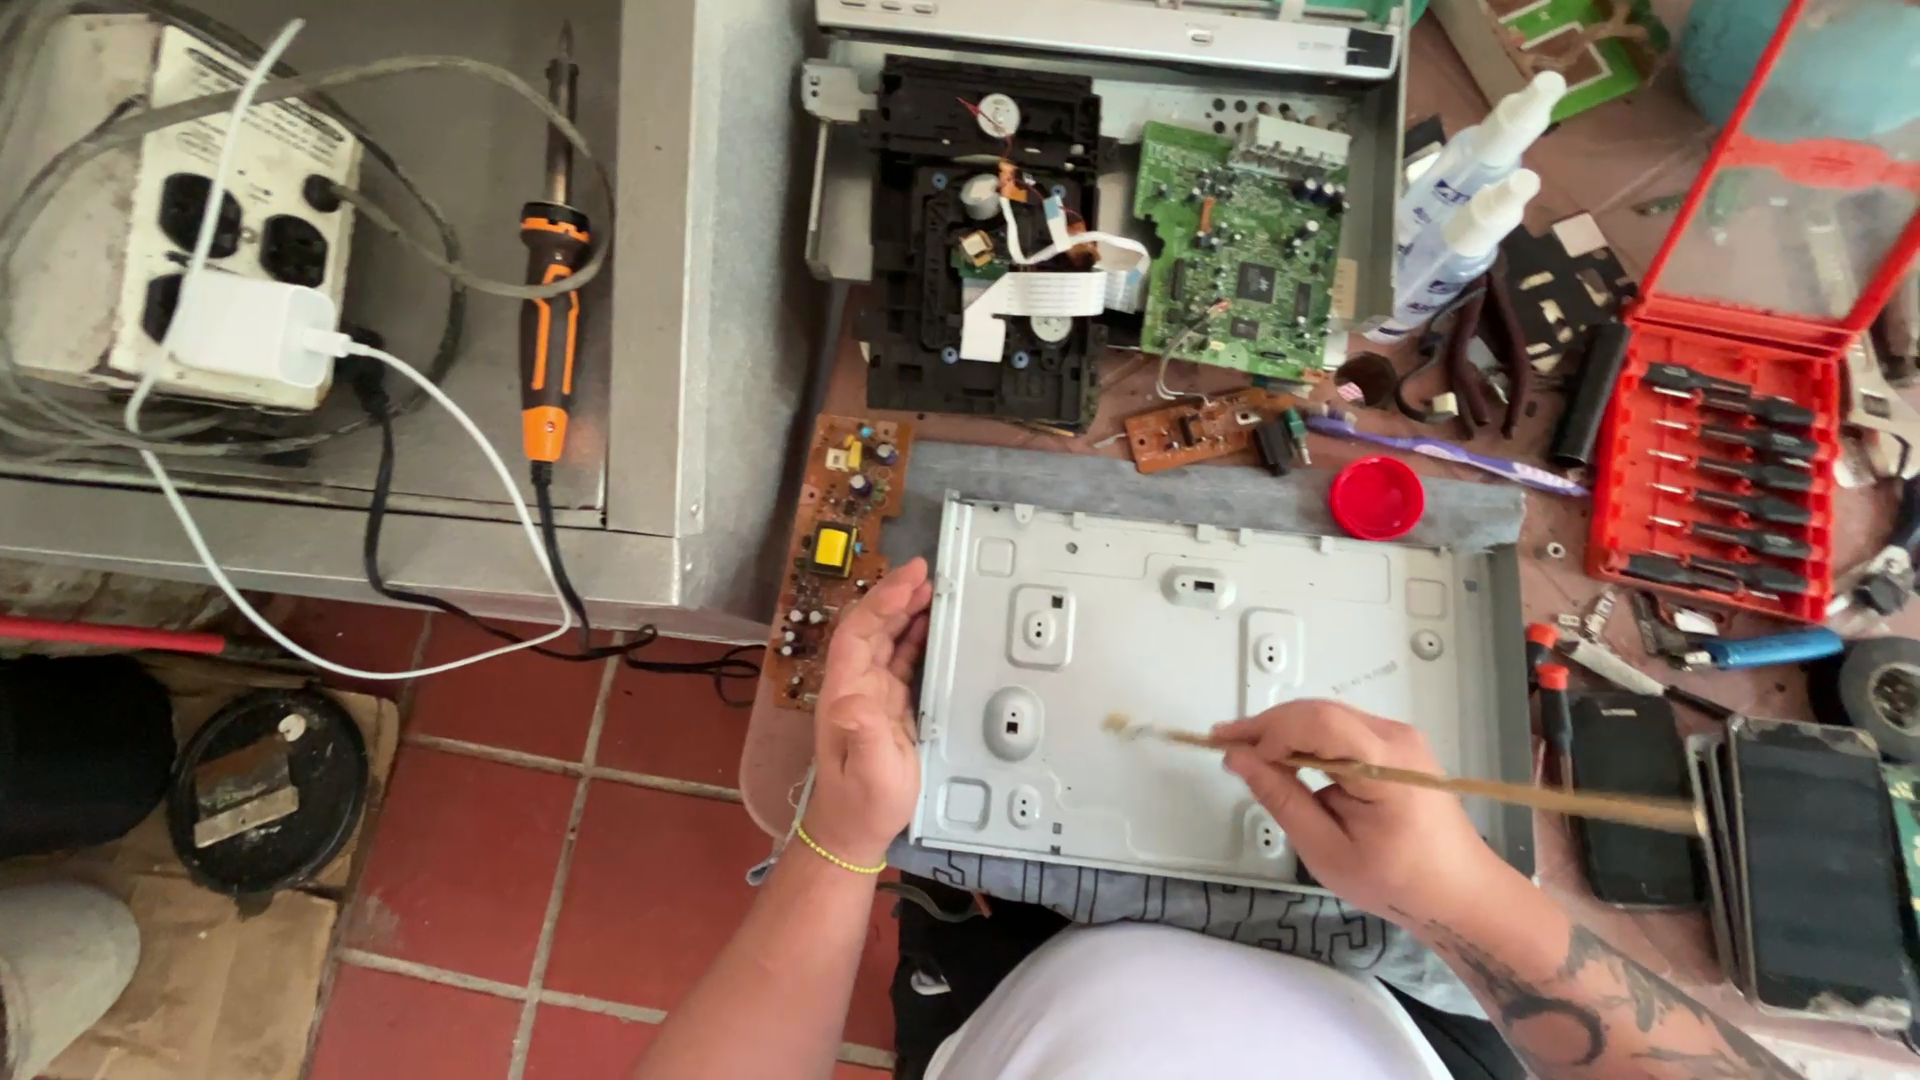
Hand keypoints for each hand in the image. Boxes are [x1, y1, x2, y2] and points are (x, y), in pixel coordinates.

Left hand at [805, 557, 933, 868]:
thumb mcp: (869, 771)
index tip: (908, 578)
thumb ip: (864, 735)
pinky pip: (900, 659)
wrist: (856, 829)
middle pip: (871, 627)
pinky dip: (914, 637)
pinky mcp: (888, 704)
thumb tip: (853, 699)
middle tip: (926, 572)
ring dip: (905, 612)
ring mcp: (871, 693)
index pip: (858, 632)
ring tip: (932, 590)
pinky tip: (930, 626)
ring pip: (886, 638)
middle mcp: (855, 685)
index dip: (880, 601)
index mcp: (846, 692)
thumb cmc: (863, 802)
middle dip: (895, 596)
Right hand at [1215, 700, 1516, 925]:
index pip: (1318, 724)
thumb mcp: (1328, 851)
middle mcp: (1396, 738)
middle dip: (1266, 726)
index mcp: (1388, 767)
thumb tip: (1238, 758)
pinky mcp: (1393, 743)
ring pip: (1323, 714)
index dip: (1269, 732)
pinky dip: (1302, 737)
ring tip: (1243, 750)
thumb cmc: (1398, 883)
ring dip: (1281, 729)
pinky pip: (1337, 727)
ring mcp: (1398, 736)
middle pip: (1317, 712)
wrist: (1462, 896)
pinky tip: (1279, 754)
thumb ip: (1281, 799)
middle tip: (1223, 743)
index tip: (1231, 753)